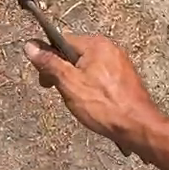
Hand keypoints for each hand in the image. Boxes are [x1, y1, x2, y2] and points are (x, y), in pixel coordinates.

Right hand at [25, 34, 168, 147]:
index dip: (49, 60)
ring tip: (81, 102)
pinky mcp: (125, 79)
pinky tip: (94, 105)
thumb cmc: (104, 105)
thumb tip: (30, 46)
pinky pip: (100, 78)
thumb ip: (49, 63)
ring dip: (78, 83)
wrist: (138, 127)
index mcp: (96, 44)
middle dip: (64, 74)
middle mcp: (110, 49)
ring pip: (87, 68)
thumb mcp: (69, 83)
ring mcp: (120, 64)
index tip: (46, 80)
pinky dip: (92, 89)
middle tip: (62, 94)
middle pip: (75, 55)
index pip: (62, 42)